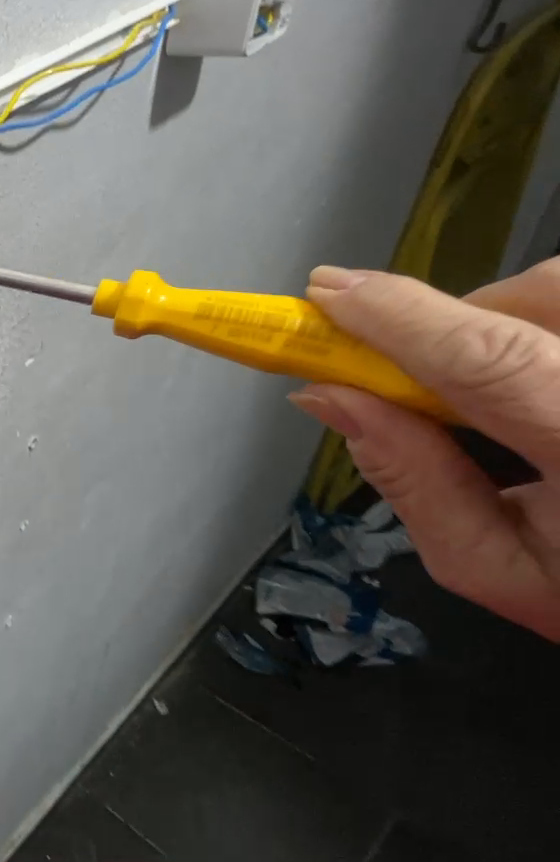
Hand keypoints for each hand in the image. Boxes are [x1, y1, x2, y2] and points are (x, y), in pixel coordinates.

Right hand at [291, 261, 559, 640]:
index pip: (489, 360)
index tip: (324, 292)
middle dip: (463, 317)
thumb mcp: (502, 569)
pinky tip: (549, 379)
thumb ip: (411, 480)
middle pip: (546, 296)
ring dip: (518, 317)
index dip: (396, 317)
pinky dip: (552, 326)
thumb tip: (326, 396)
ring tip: (512, 387)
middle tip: (431, 372)